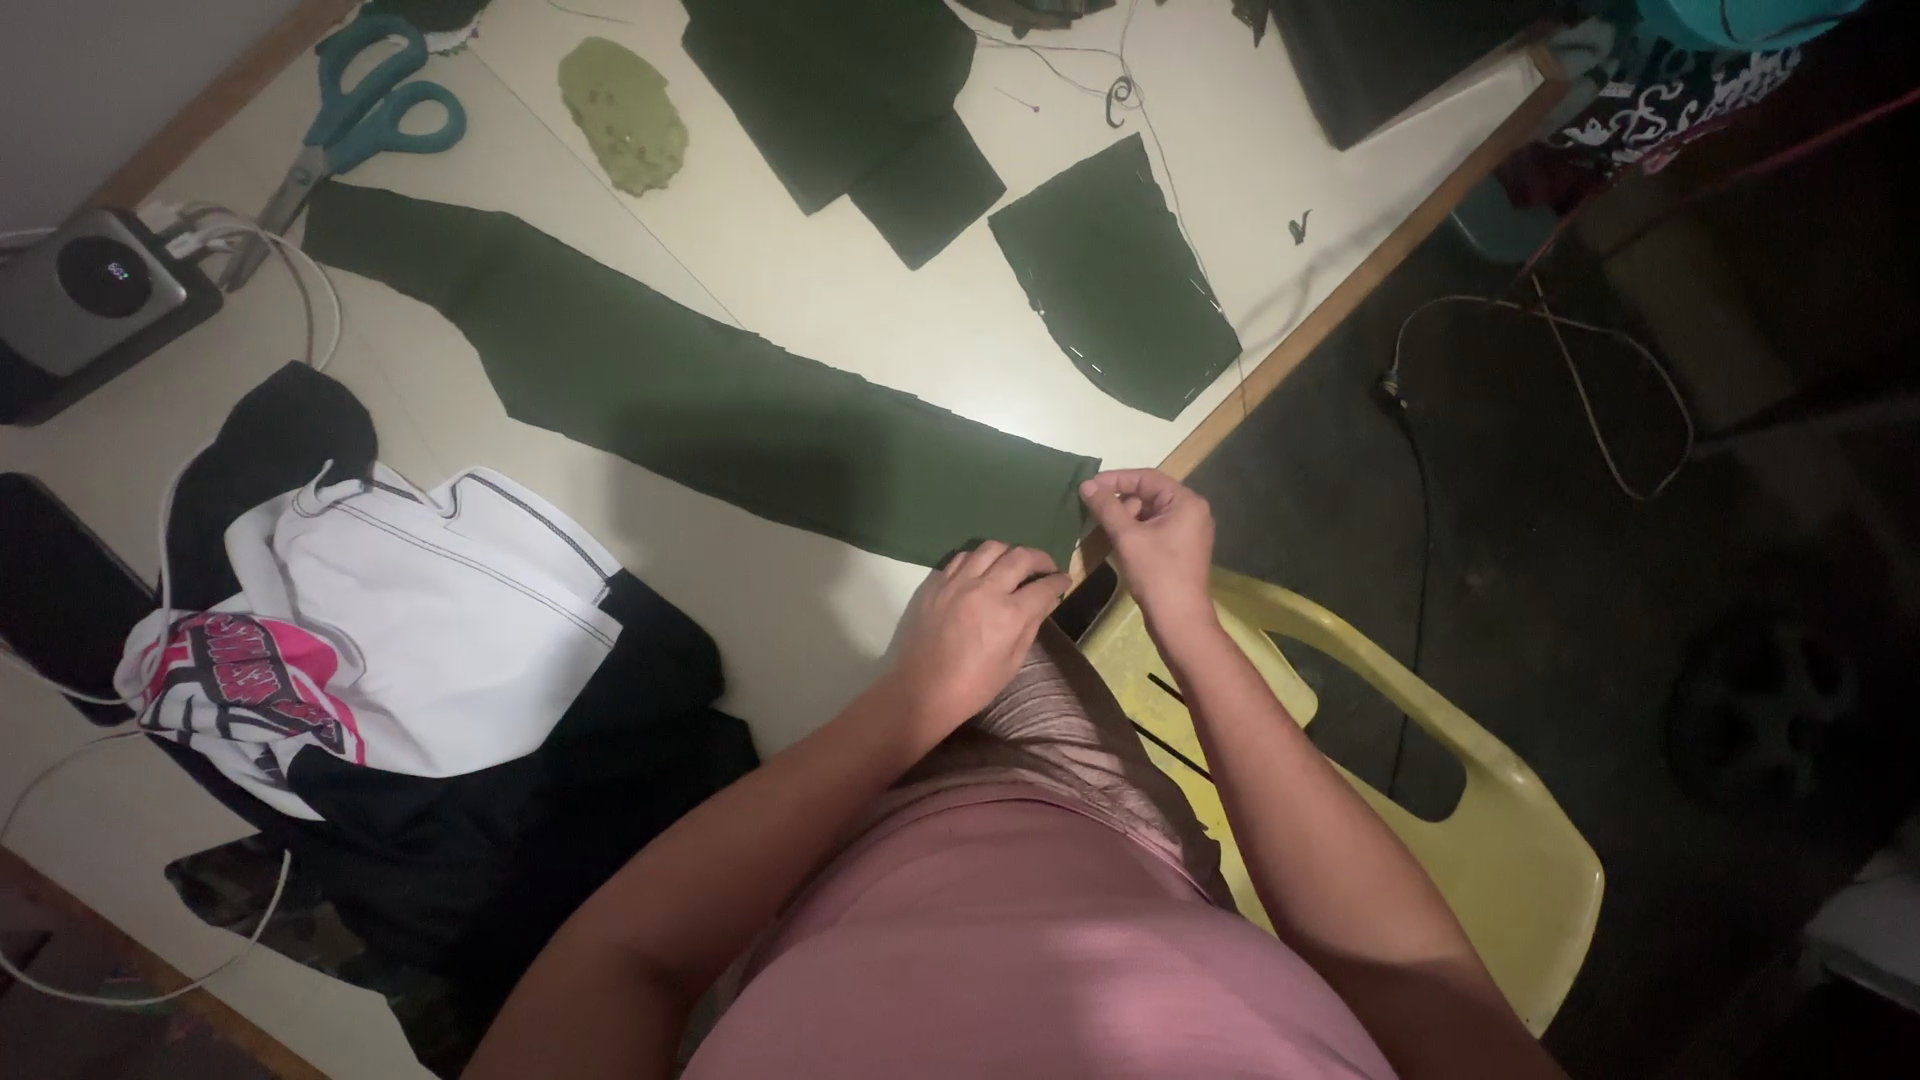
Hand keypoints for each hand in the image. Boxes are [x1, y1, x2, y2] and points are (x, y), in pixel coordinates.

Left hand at [883, 542, 1069, 737]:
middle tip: (1046, 568)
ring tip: (1013, 564)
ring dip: (1009, 552)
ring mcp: (956, 582)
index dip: (1059, 581)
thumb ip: (1031, 625)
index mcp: (1008, 614)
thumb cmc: (972, 686)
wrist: (920, 690)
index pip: (1044, 586)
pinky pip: (962, 557)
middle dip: (1040, 559)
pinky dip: (978, 559)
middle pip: (1020, 556)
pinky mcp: (935, 583)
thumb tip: (1045, 600)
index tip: (1064, 580)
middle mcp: (984, 589)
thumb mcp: (1012, 662)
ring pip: (990, 548)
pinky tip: (981, 571)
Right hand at [1080, 469, 1215, 626]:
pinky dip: (1135, 530)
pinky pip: (1155, 529)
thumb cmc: (1155, 573)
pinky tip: (1117, 540)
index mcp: (1186, 502)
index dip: (1116, 479)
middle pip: (1149, 494)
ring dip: (1125, 516)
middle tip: (1095, 510)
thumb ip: (1107, 507)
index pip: (1147, 477)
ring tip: (1103, 527)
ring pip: (1150, 513)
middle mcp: (1192, 511)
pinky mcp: (1181, 549)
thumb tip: (1087, 485)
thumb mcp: (1127, 537)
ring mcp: (1189, 531)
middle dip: (1120, 500)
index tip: (1089, 486)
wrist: (1178, 618)